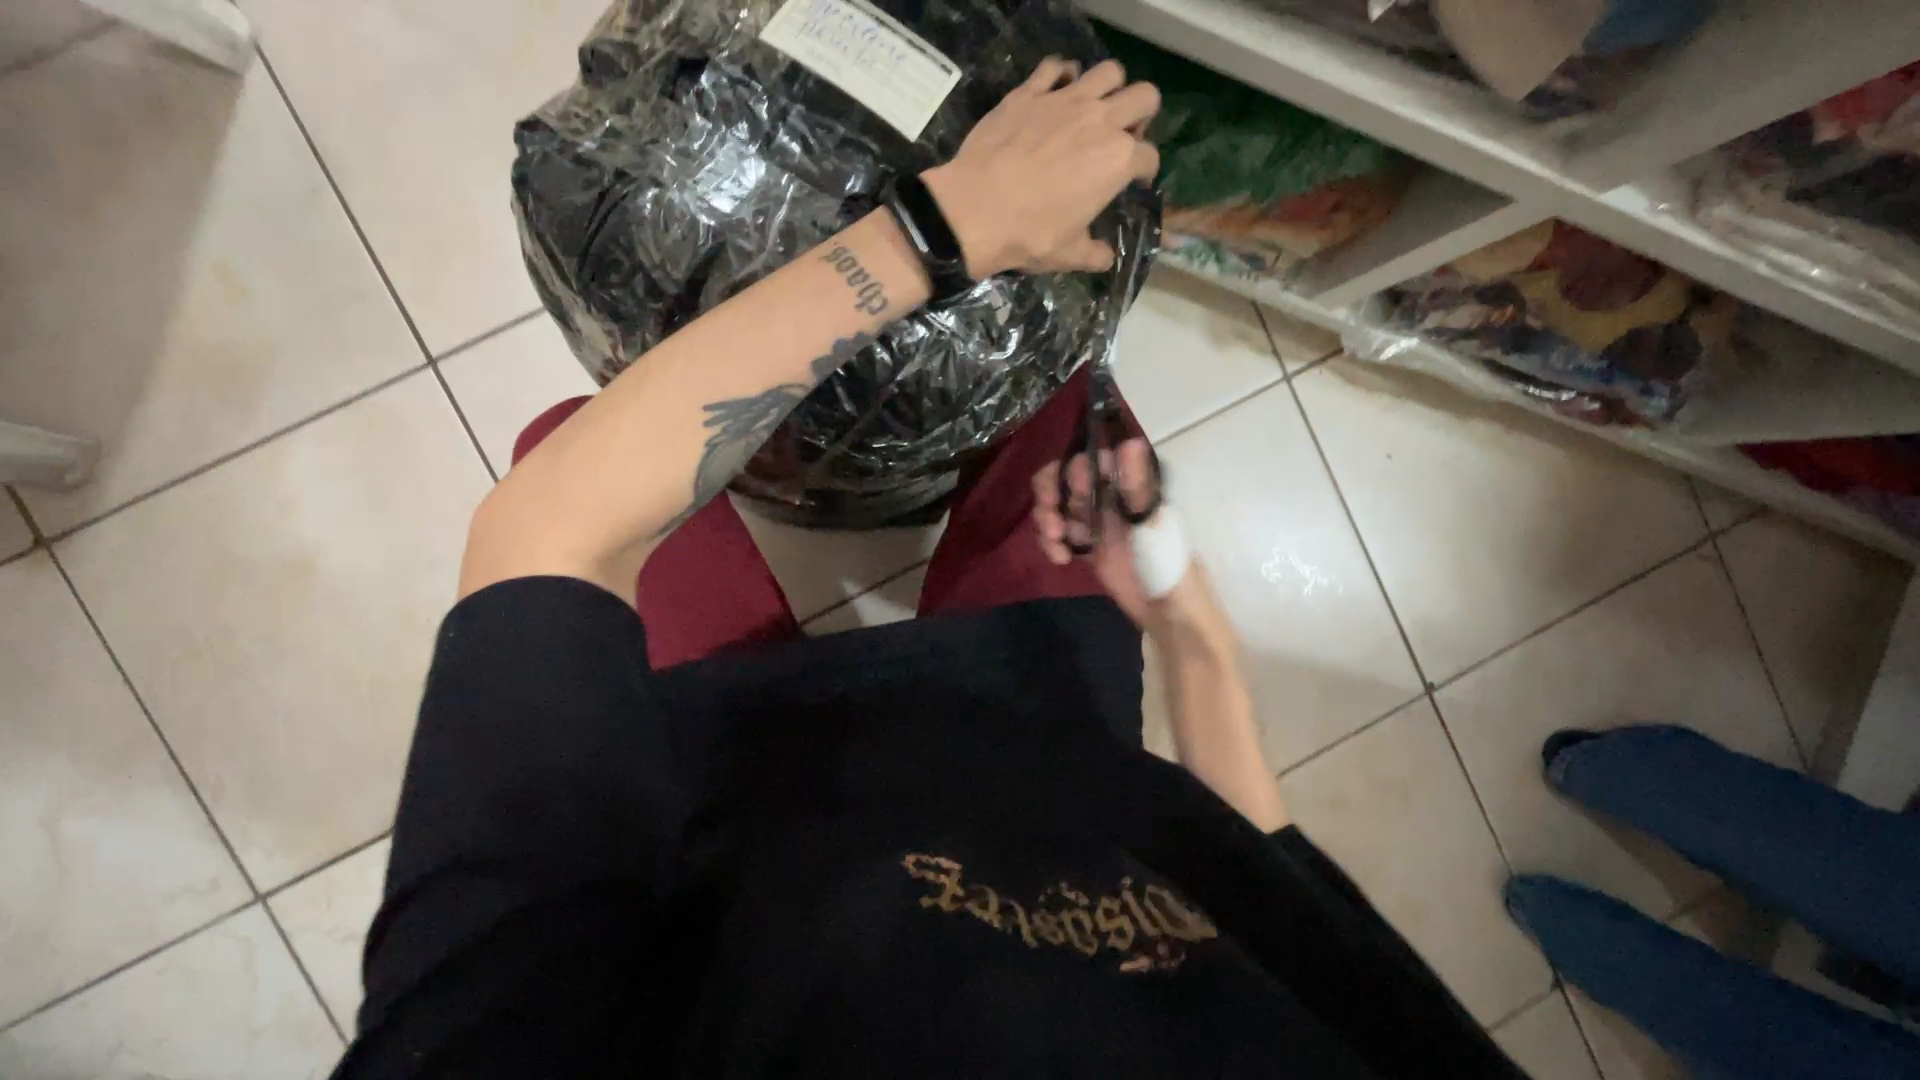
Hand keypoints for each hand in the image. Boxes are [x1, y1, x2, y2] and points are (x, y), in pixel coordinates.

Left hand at [925, 58, 1159, 278]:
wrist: (974, 211)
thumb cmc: (1029, 235)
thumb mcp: (1068, 255)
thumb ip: (1094, 253)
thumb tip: (1106, 258)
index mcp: (1118, 161)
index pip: (1149, 156)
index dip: (1145, 170)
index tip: (1134, 181)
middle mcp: (1100, 121)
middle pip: (1144, 98)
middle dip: (1142, 115)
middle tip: (1124, 135)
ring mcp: (1065, 100)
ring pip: (1109, 72)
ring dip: (1111, 87)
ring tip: (1096, 109)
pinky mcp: (1030, 92)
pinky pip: (1055, 68)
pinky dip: (1061, 76)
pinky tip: (1056, 92)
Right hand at [1030, 438, 1229, 643]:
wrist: (1172, 619)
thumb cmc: (1173, 570)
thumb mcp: (1154, 528)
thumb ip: (1137, 489)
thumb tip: (1130, 441)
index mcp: (1133, 487)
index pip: (1096, 459)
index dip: (1075, 467)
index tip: (1074, 488)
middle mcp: (1113, 498)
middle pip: (1067, 477)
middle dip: (1051, 492)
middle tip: (1053, 520)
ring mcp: (1099, 522)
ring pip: (1058, 504)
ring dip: (1047, 518)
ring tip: (1056, 542)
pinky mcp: (1088, 547)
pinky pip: (1059, 534)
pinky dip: (1051, 542)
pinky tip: (1059, 558)